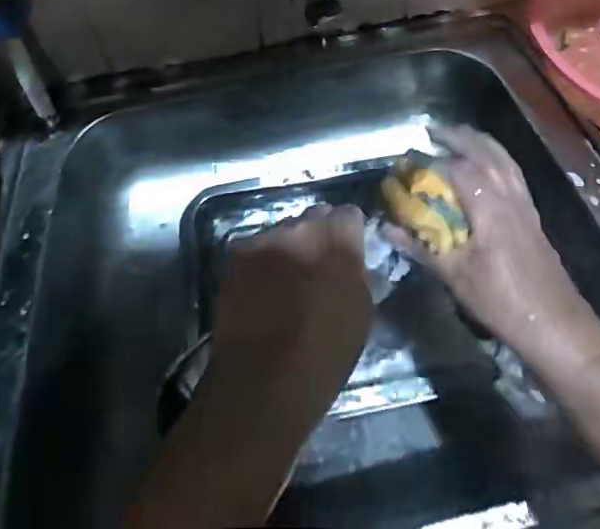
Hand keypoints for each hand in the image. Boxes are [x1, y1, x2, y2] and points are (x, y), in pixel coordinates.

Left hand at [210, 205, 372, 388]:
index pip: (349, 215)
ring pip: (283, 231)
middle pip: (314, 217)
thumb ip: (360, 276)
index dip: (349, 234)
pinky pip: (256, 248)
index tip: (347, 255)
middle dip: (317, 236)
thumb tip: (357, 264)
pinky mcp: (237, 256)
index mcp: (340, 239)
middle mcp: (304, 227)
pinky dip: (261, 263)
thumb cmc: (324, 355)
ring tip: (285, 282)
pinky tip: (260, 290)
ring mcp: (267, 238)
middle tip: (317, 267)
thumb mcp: (361, 314)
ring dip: (288, 248)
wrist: (261, 385)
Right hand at [386, 126, 599, 364]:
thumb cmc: (502, 301)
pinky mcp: (532, 212)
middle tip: (431, 131)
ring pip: (502, 157)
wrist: (555, 323)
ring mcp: (524, 201)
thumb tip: (387, 228)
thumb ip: (421, 248)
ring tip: (457, 136)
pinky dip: (496, 156)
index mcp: (489, 206)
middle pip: (484, 152)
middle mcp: (509, 195)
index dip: (430, 161)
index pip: (456, 169)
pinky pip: (512, 170)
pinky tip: (487, 163)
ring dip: (479, 141)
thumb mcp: (456, 278)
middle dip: (457, 137)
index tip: (407, 159)